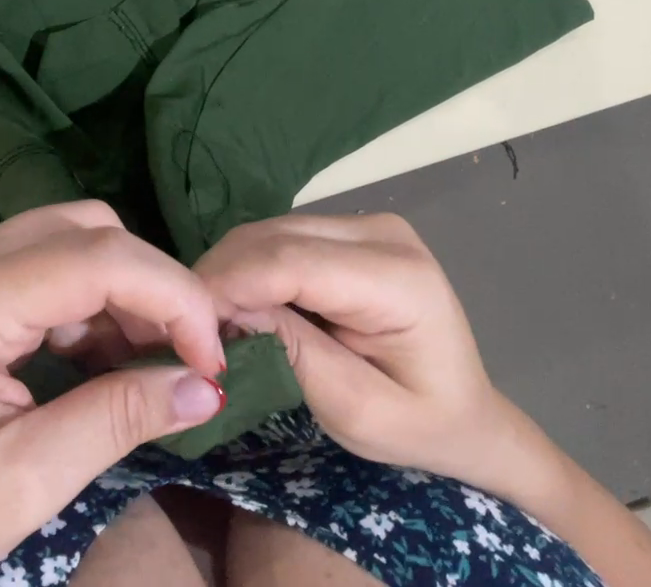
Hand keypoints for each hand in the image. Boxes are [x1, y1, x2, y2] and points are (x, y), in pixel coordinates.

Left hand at [0, 201, 226, 586]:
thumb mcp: (25, 480)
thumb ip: (116, 418)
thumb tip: (206, 387)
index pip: (97, 257)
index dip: (172, 297)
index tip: (213, 361)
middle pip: (87, 230)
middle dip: (152, 285)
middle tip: (188, 360)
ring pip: (72, 239)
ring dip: (125, 291)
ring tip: (153, 365)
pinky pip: (46, 266)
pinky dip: (91, 302)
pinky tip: (106, 358)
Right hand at [194, 212, 540, 494]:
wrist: (466, 414)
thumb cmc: (419, 426)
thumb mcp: (356, 411)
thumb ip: (294, 355)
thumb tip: (228, 310)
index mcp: (399, 280)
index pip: (291, 263)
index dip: (229, 285)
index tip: (185, 325)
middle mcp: (381, 232)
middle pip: (272, 239)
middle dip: (220, 279)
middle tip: (188, 330)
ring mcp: (363, 224)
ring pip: (266, 233)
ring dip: (229, 273)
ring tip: (210, 322)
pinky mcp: (345, 230)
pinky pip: (276, 239)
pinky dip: (247, 269)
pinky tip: (238, 305)